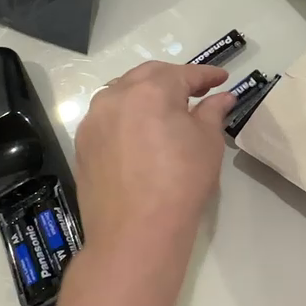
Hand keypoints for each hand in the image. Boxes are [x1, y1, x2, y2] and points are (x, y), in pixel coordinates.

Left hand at [74, 62, 233, 247]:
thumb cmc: (181, 180)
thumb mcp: (208, 141)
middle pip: (148, 75)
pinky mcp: (83, 146)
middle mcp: (116, 98)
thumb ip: (213, 112)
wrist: (136, 231)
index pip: (184, 74)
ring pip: (122, 93)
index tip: (222, 79)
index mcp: (151, 91)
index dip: (207, 75)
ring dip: (147, 93)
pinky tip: (143, 130)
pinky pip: (108, 117)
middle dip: (174, 78)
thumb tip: (221, 98)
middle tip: (197, 90)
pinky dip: (128, 114)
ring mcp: (94, 122)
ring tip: (168, 108)